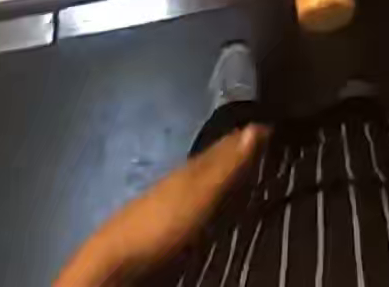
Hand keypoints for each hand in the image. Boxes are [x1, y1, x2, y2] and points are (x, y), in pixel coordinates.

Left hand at [54, 124, 266, 286]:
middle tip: (269, 147)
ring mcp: (173, 201)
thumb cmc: (162, 222)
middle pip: (217, 160)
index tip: (275, 130)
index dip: (250, 137)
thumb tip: (258, 125)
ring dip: (227, 175)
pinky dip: (213, 198)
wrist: (113, 263)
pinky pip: (198, 202)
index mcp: (194, 167)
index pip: (228, 145)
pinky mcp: (166, 226)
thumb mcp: (200, 194)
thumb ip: (227, 165)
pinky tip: (217, 208)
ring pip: (207, 180)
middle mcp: (185, 177)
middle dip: (240, 153)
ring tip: (250, 174)